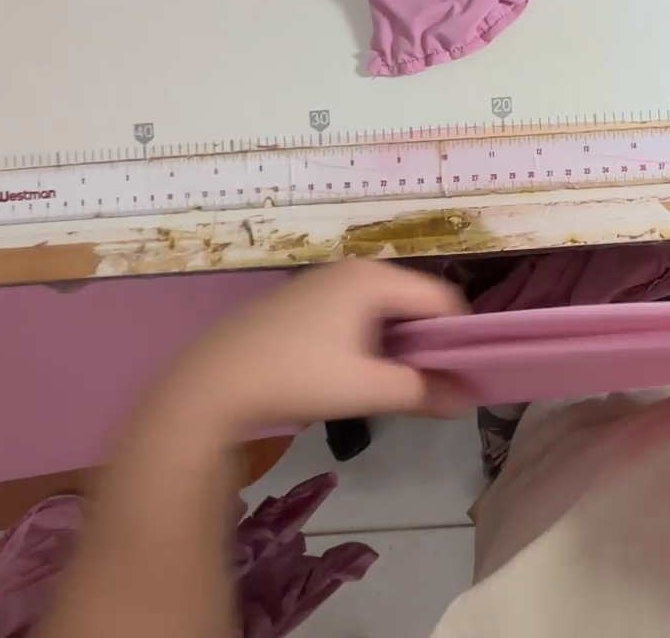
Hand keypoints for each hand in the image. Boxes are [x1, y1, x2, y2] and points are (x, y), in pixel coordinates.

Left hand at [153, 260, 471, 434]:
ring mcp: (326, 279)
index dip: (457, 335)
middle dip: (425, 339)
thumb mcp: (363, 390)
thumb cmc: (292, 379)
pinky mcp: (303, 296)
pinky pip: (357, 309)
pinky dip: (368, 335)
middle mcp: (355, 267)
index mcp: (375, 278)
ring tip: (385, 377)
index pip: (441, 298)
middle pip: (414, 299)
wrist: (202, 386)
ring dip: (396, 340)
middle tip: (423, 378)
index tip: (457, 372)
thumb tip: (467, 401)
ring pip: (386, 306)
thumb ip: (421, 392)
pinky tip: (347, 368)